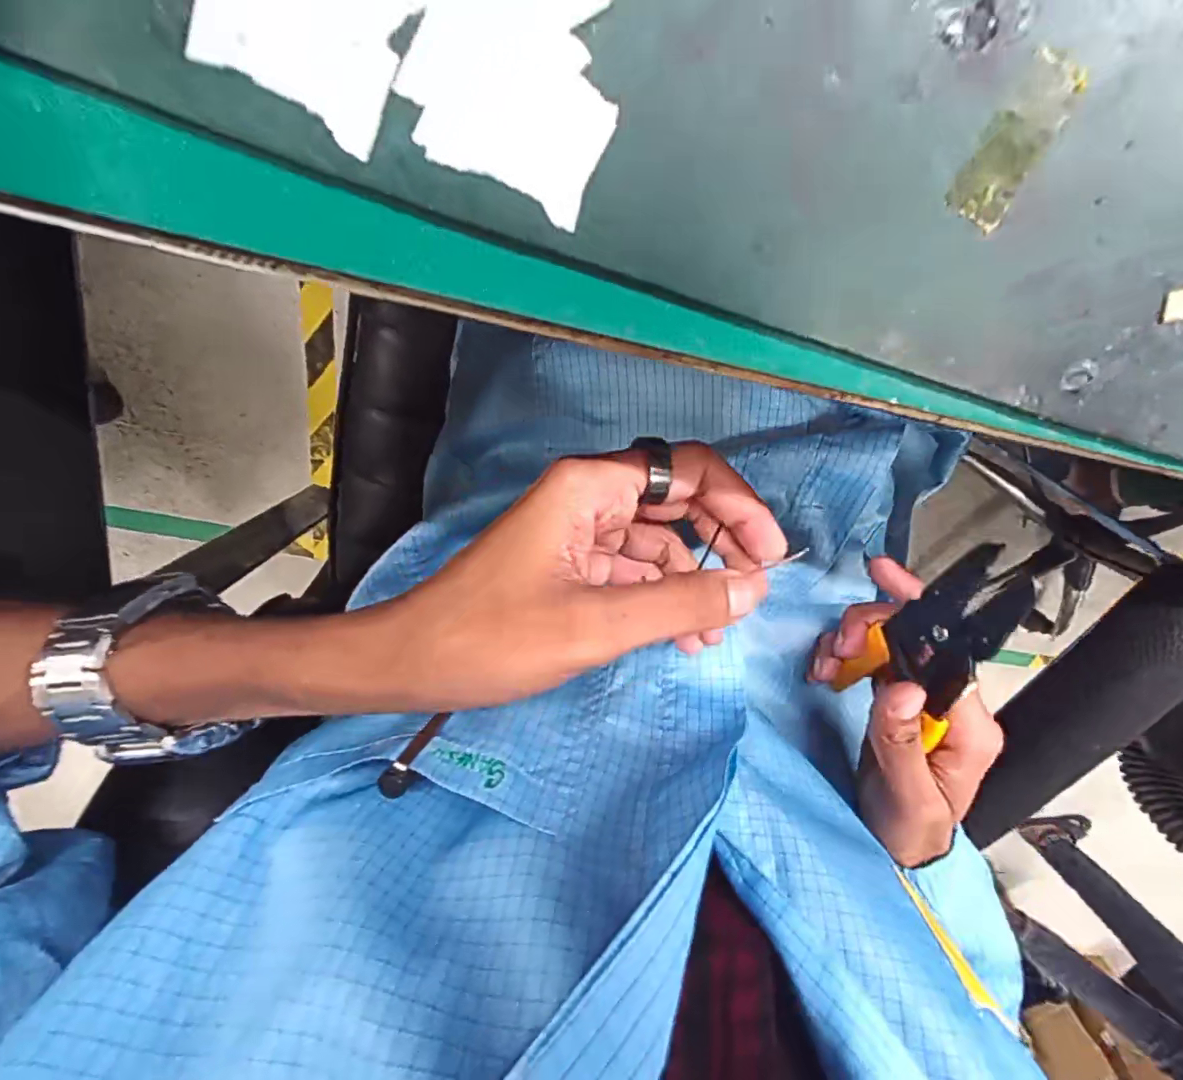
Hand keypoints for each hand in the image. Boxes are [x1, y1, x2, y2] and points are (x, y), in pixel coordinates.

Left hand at [369, 440, 787, 710]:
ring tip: (714, 632)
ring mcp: (575, 531)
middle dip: (720, 542)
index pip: (688, 468)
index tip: (769, 554)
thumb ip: (680, 603)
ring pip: (654, 541)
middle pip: (676, 501)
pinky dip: (658, 596)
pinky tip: (680, 634)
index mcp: (588, 486)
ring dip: (690, 581)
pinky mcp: (567, 564)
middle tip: (754, 590)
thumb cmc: (493, 637)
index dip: (738, 505)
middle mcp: (585, 495)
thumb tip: (752, 587)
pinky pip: (629, 570)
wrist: (413, 660)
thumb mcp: (595, 624)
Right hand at [806, 557, 1004, 865]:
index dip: (917, 606)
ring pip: (886, 642)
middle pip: (913, 636)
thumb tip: (900, 686)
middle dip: (870, 628)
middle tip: (835, 652)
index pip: (949, 649)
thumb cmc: (910, 833)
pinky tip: (827, 670)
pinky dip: (841, 654)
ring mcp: (918, 698)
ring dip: (848, 642)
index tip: (883, 576)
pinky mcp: (892, 701)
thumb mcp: (909, 796)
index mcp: (969, 725)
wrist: (895, 851)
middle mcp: (948, 702)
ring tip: (826, 667)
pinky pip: (869, 659)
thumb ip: (902, 741)